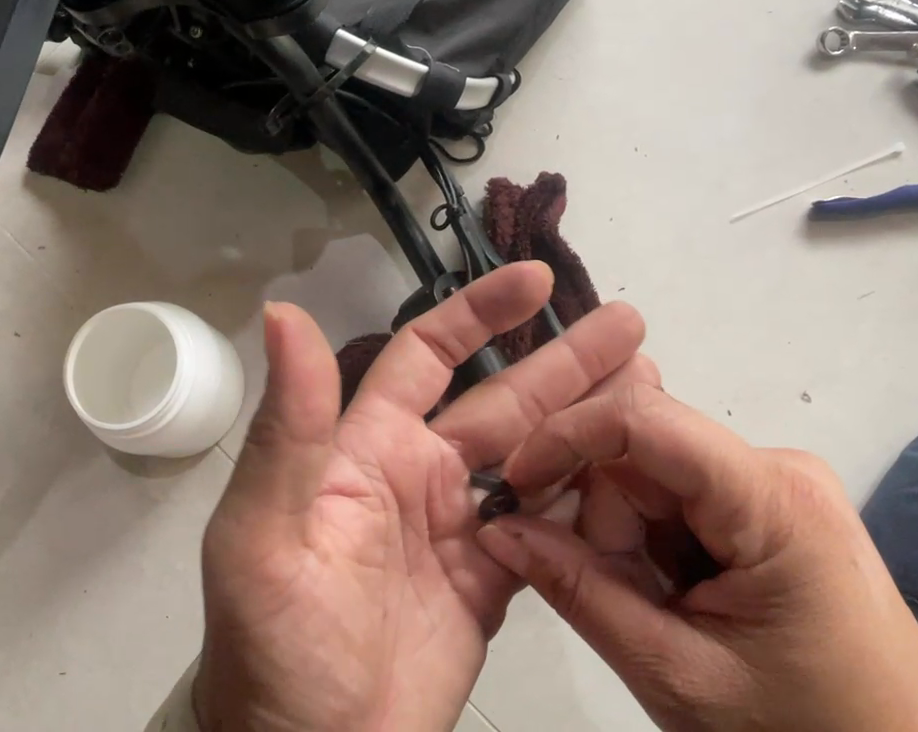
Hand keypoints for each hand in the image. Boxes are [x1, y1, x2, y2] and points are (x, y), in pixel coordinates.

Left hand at [193, 262, 650, 731]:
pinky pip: (546, 527)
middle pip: (501, 400)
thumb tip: (282, 311)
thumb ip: (290, 423)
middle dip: (561, 362)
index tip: (535, 281)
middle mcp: (416, 472)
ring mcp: (458, 528)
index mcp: (366, 445)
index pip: (426, 356)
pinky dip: (586, 499)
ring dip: (585, 421)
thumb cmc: (277, 638)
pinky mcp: (489, 583)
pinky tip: (632, 474)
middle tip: (628, 325)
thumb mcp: (267, 527)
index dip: (477, 314)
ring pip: (532, 457)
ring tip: (650, 384)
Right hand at [474, 383, 917, 731]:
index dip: (565, 436)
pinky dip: (651, 543)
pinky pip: (677, 497)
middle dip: (602, 517)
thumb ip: (579, 592)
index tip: (514, 485)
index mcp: (771, 498)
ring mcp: (776, 483)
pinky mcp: (769, 506)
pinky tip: (673, 596)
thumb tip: (493, 526)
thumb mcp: (678, 676)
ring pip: (650, 475)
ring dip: (626, 538)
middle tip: (616, 597)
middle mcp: (775, 466)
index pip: (644, 419)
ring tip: (658, 613)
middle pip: (640, 452)